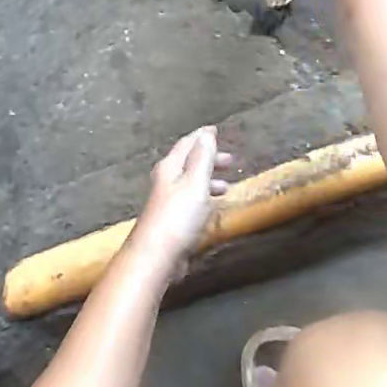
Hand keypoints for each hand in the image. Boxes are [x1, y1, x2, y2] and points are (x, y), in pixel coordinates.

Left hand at [128, 127, 234, 277]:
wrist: (156, 256)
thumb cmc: (178, 216)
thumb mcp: (195, 182)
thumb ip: (203, 157)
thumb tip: (206, 133)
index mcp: (170, 166)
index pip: (187, 144)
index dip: (202, 137)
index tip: (216, 131)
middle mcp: (166, 179)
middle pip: (188, 162)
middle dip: (209, 158)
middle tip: (230, 160)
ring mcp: (167, 200)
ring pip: (190, 182)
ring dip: (208, 179)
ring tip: (227, 186)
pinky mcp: (170, 219)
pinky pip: (190, 200)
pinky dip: (204, 197)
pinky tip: (212, 208)